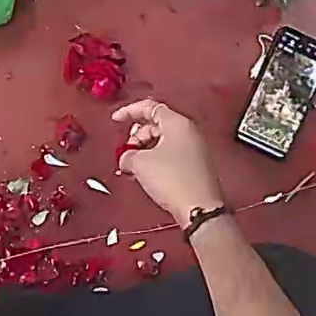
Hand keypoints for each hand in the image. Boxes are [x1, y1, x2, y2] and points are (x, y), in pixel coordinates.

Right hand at [112, 99, 226, 228]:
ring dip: (145, 150)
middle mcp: (188, 132)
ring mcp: (194, 148)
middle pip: (156, 125)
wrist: (199, 207)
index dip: (130, 111)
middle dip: (137, 136)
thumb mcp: (140, 164)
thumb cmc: (175, 181)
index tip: (117, 119)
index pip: (150, 107)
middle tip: (126, 151)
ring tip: (134, 167)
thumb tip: (127, 158)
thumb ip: (127, 154)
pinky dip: (155, 160)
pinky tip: (146, 174)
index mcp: (177, 123)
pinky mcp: (195, 164)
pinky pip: (171, 154)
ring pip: (163, 141)